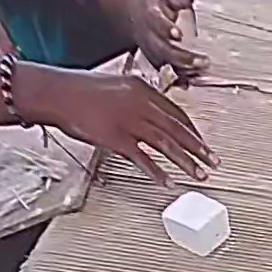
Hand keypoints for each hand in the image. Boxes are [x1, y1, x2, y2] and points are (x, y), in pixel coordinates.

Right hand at [11, 64, 216, 183]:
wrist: (56, 92)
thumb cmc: (82, 92)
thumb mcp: (117, 89)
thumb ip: (138, 102)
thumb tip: (155, 120)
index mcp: (142, 89)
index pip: (176, 112)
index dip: (193, 131)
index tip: (203, 144)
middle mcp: (140, 103)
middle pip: (177, 129)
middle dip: (199, 148)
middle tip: (214, 162)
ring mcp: (129, 120)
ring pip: (166, 144)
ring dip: (186, 162)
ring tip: (200, 176)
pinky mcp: (117, 138)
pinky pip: (143, 159)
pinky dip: (157, 172)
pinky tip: (168, 183)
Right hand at [92, 0, 209, 75]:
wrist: (128, 11)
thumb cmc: (148, 1)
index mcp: (148, 13)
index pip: (156, 21)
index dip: (166, 28)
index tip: (178, 35)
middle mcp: (148, 34)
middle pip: (164, 49)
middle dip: (183, 57)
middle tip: (202, 61)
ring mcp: (150, 50)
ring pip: (165, 64)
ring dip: (183, 70)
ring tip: (200, 70)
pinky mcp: (153, 60)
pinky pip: (165, 72)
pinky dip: (178, 78)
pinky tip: (190, 81)